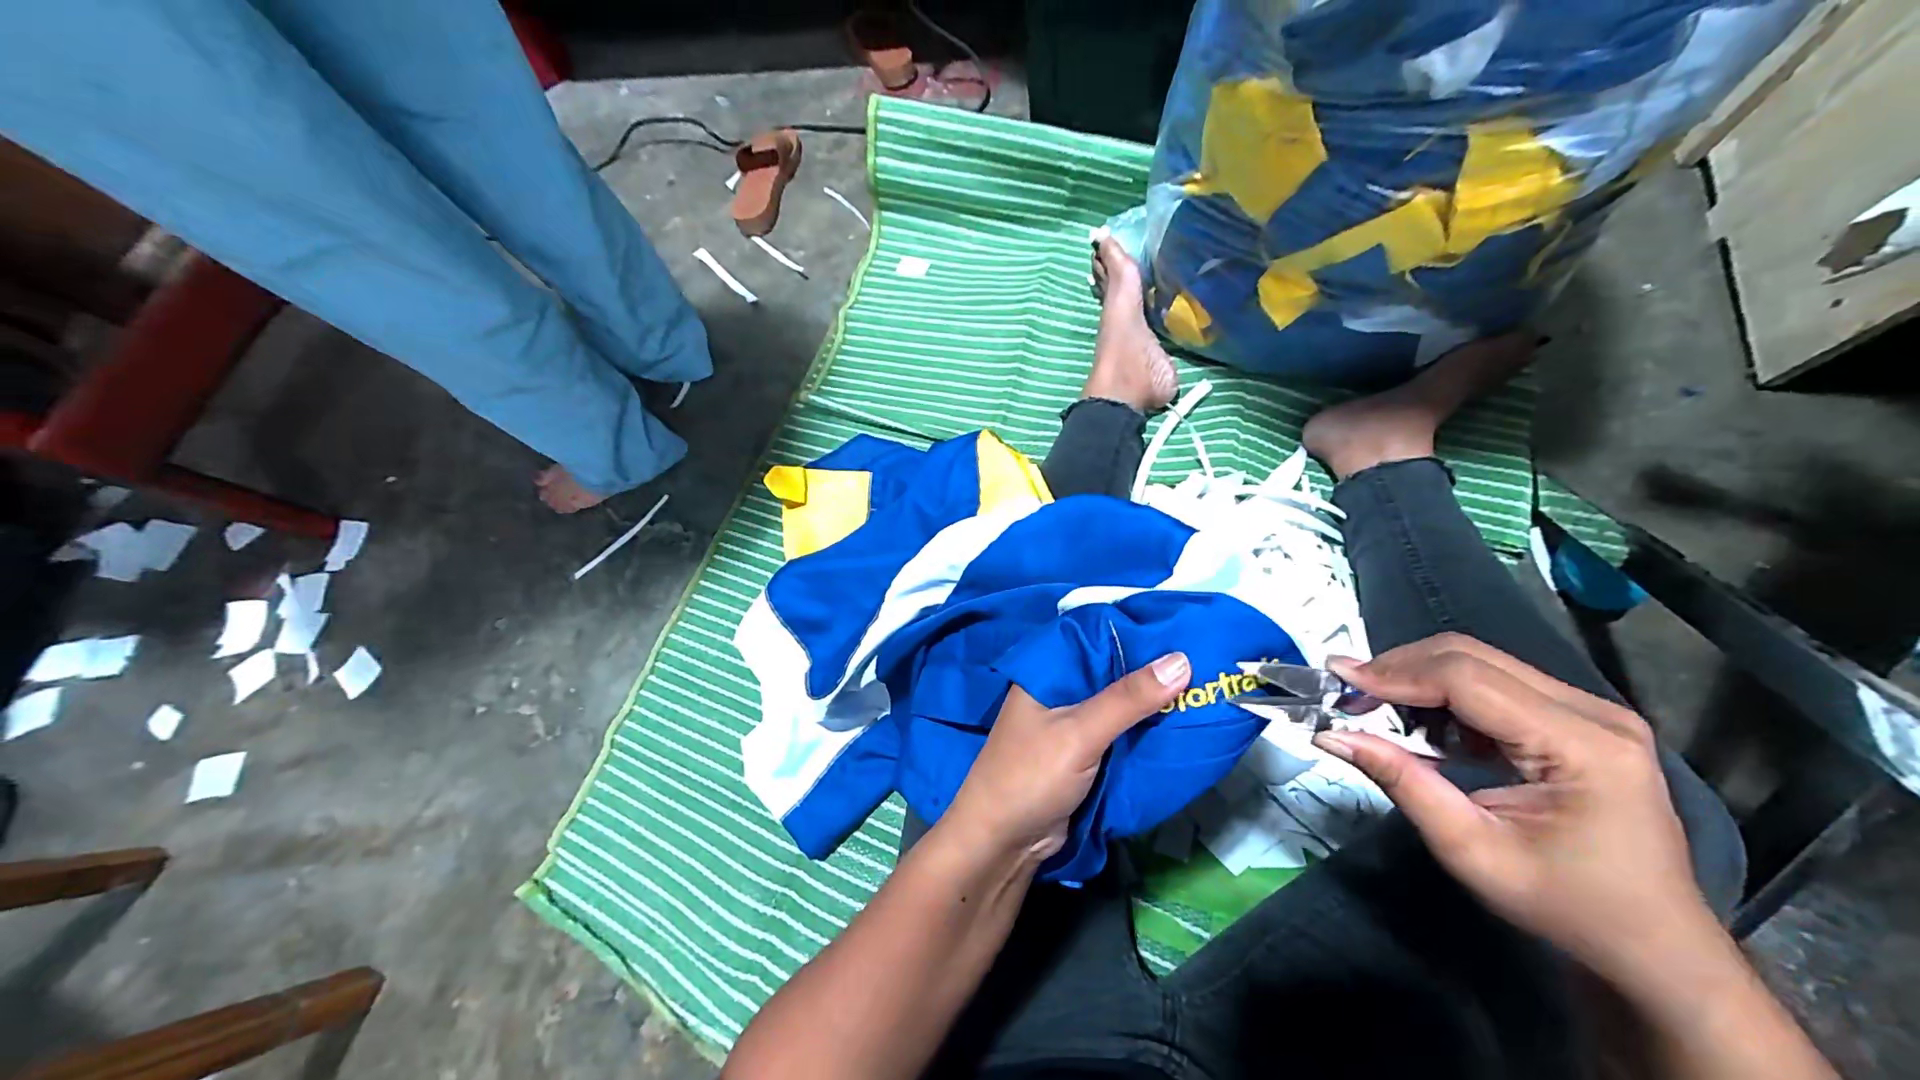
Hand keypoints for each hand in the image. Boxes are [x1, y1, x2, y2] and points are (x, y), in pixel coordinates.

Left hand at [943, 653, 1191, 865]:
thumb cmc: (1031, 777)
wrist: (1004, 842)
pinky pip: (1119, 731)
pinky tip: (1179, 720)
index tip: (1184, 626)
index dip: (1137, 631)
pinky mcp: (1083, 752)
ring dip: (1152, 700)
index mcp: (1047, 672)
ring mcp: (1071, 722)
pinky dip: (1144, 728)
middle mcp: (1059, 690)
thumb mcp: (1080, 733)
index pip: (1096, 636)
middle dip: (1153, 668)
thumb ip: (1127, 699)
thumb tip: (1182, 659)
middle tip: (1208, 656)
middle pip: (1112, 670)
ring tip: (1206, 683)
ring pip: (1119, 703)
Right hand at [1312, 634, 1712, 987]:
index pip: (1469, 680)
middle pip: (1474, 658)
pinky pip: (1497, 683)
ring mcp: (1592, 712)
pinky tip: (1423, 725)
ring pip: (1482, 663)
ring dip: (1420, 677)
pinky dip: (1446, 694)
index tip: (1338, 678)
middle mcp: (1594, 713)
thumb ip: (1403, 783)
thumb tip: (1332, 735)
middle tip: (1347, 689)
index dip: (1397, 674)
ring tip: (1375, 706)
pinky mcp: (1579, 719)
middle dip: (1401, 668)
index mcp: (1583, 746)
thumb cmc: (1564, 905)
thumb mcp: (1470, 850)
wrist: (1652, 944)